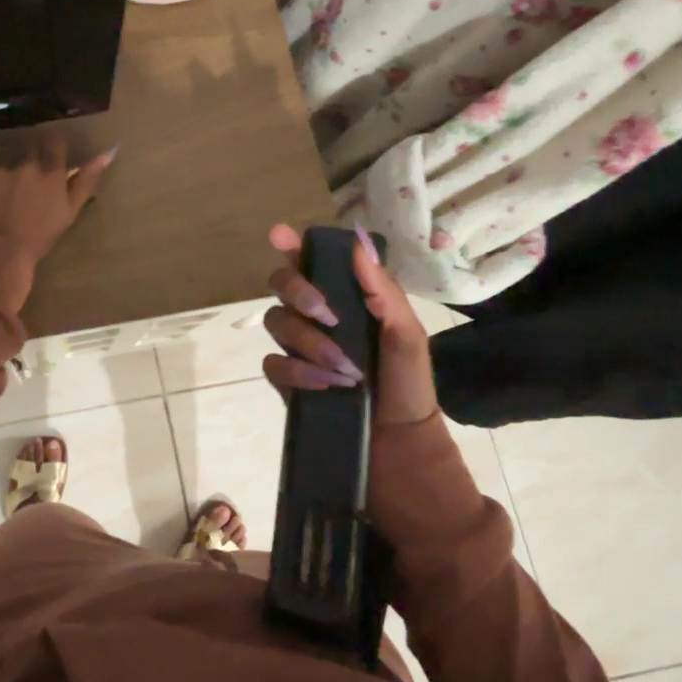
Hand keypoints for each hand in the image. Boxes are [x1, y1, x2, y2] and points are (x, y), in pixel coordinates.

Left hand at [0, 138, 115, 268]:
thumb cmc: (39, 236)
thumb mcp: (69, 211)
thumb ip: (87, 180)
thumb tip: (108, 152)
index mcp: (51, 171)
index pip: (55, 142)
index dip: (52, 147)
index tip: (49, 156)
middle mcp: (25, 163)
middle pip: (27, 145)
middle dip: (27, 155)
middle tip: (24, 175)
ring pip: (3, 160)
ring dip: (5, 171)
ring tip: (2, 193)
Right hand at [260, 223, 439, 427]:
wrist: (401, 445)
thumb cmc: (408, 385)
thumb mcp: (406, 334)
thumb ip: (382, 290)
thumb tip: (359, 241)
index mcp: (345, 299)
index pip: (312, 262)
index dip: (292, 245)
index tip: (282, 236)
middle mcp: (315, 317)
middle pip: (282, 284)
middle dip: (298, 291)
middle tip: (325, 313)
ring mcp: (298, 348)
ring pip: (276, 322)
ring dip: (309, 341)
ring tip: (344, 367)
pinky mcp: (287, 380)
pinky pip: (273, 362)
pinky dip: (298, 371)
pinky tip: (325, 385)